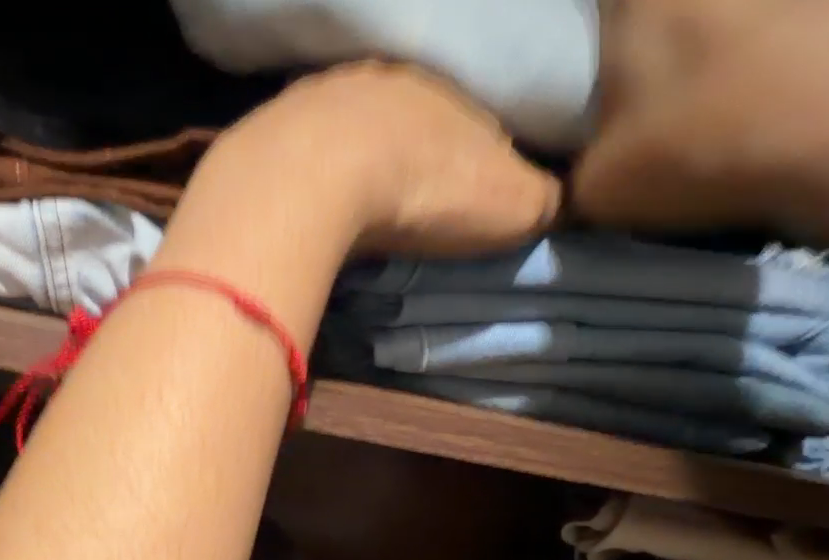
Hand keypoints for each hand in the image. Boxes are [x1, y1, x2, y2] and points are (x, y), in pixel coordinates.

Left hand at [206, 61, 562, 254]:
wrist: (317, 177)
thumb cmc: (425, 188)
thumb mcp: (512, 203)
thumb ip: (542, 199)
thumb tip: (557, 201)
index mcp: (450, 93)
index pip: (476, 124)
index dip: (475, 165)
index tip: (466, 205)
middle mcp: (386, 82)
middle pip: (409, 123)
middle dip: (412, 159)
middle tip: (407, 208)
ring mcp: (322, 99)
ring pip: (351, 131)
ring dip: (356, 163)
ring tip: (354, 208)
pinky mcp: (271, 128)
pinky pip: (301, 153)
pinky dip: (309, 176)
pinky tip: (308, 203)